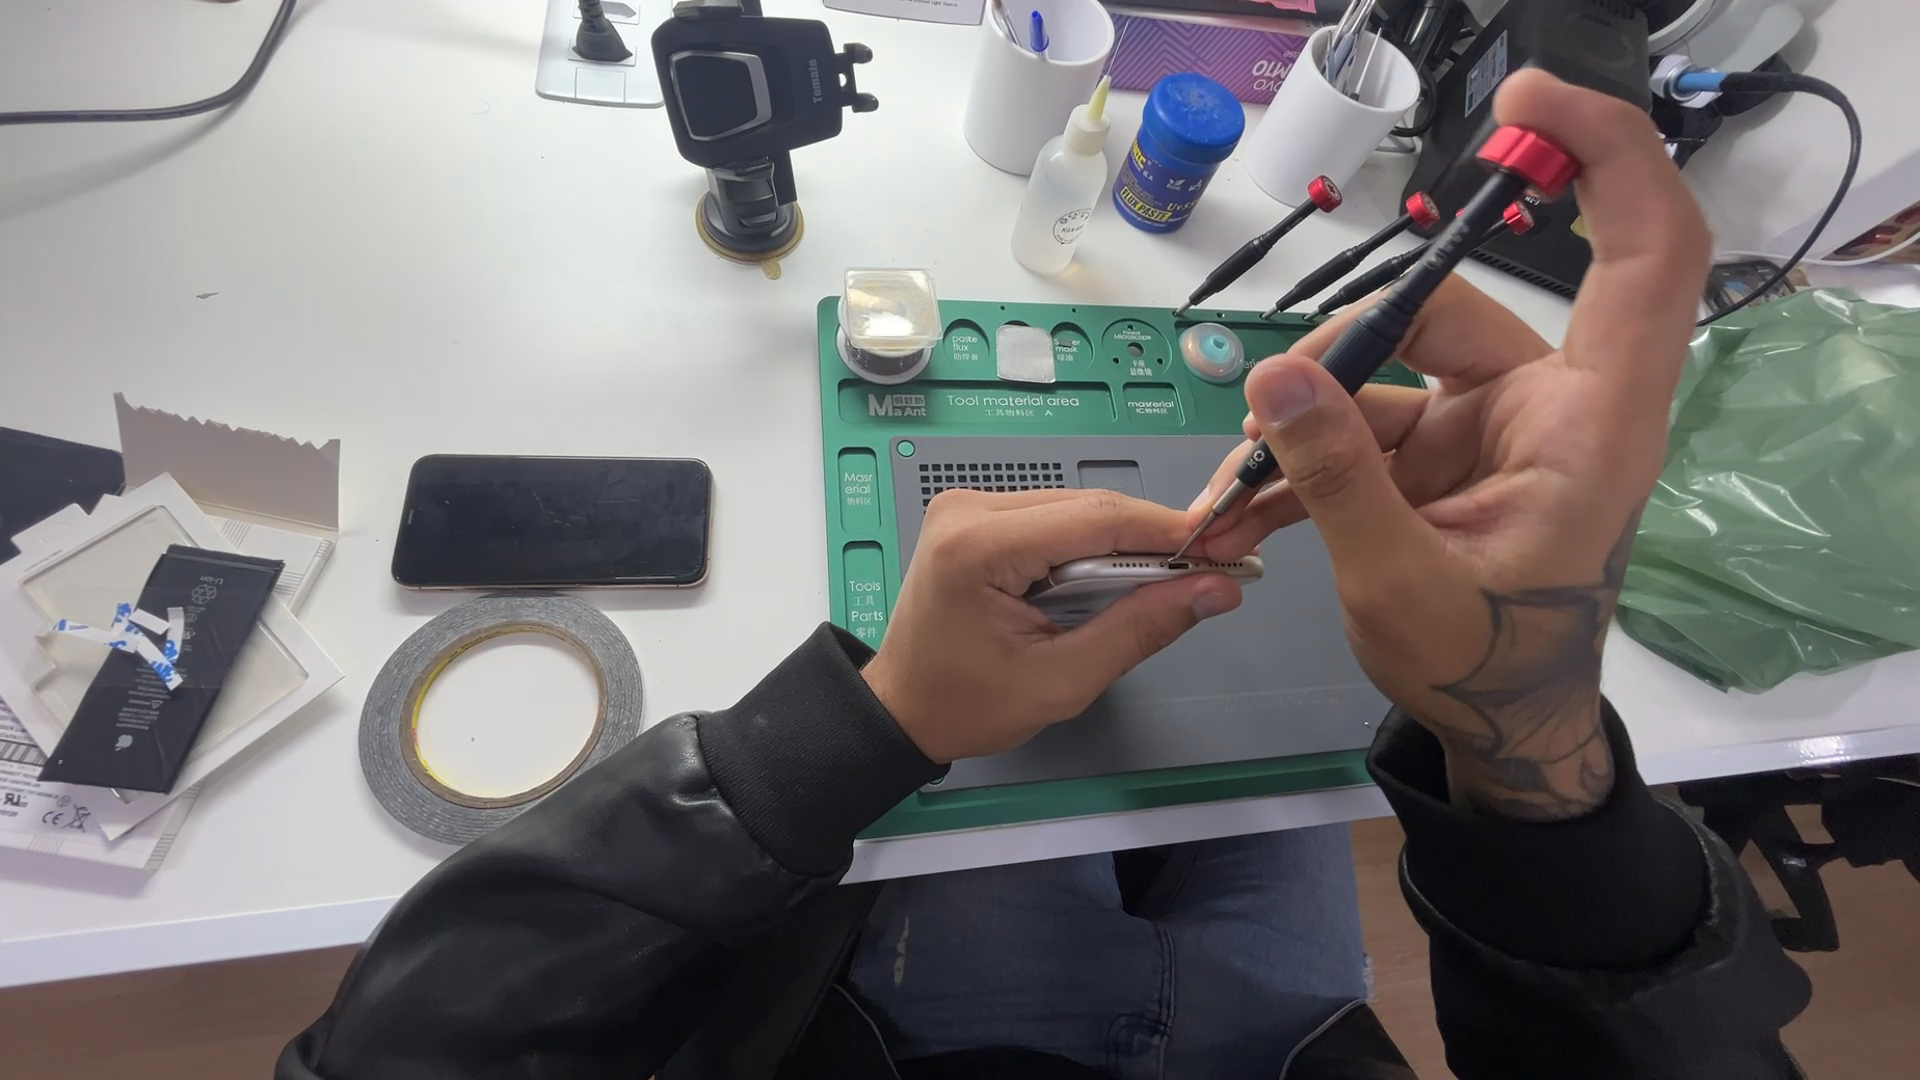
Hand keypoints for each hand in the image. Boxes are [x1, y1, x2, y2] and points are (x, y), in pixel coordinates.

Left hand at [865, 489, 1243, 763]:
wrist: (902, 707)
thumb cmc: (967, 705)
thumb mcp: (1061, 681)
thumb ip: (1139, 629)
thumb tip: (1213, 589)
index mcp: (978, 546)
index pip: (1095, 519)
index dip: (1166, 531)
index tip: (1223, 548)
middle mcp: (967, 508)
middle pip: (1084, 507)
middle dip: (1147, 538)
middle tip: (1205, 569)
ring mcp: (965, 506)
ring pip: (1070, 508)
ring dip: (1118, 542)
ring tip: (1163, 578)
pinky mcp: (971, 516)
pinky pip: (1048, 518)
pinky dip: (1085, 544)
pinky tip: (1108, 576)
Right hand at [1187, 71, 1709, 819]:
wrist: (1485, 723)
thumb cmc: (1478, 659)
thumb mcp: (1398, 574)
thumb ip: (1337, 476)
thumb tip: (1273, 380)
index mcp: (1581, 424)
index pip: (1639, 258)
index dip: (1602, 163)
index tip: (1521, 111)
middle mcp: (1531, 411)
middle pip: (1435, 322)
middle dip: (1334, 360)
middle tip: (1261, 415)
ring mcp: (1467, 438)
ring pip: (1370, 385)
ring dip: (1293, 430)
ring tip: (1229, 485)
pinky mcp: (1421, 467)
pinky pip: (1348, 439)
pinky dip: (1292, 468)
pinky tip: (1242, 508)